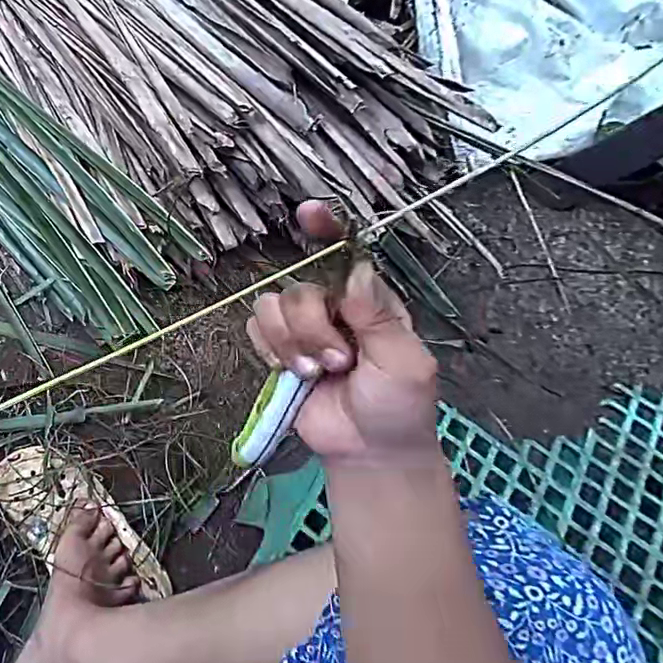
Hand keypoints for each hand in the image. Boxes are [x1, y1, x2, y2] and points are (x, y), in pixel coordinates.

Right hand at [245, 202, 440, 467]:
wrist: (367, 449)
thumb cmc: (398, 405)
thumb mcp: (406, 363)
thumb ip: (379, 317)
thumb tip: (357, 271)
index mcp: (368, 300)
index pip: (344, 254)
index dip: (325, 230)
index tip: (308, 213)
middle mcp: (331, 305)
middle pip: (299, 288)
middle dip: (313, 328)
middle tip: (339, 362)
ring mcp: (301, 326)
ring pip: (271, 306)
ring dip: (292, 344)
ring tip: (317, 372)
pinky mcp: (276, 348)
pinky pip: (256, 328)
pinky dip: (271, 350)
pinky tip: (293, 372)